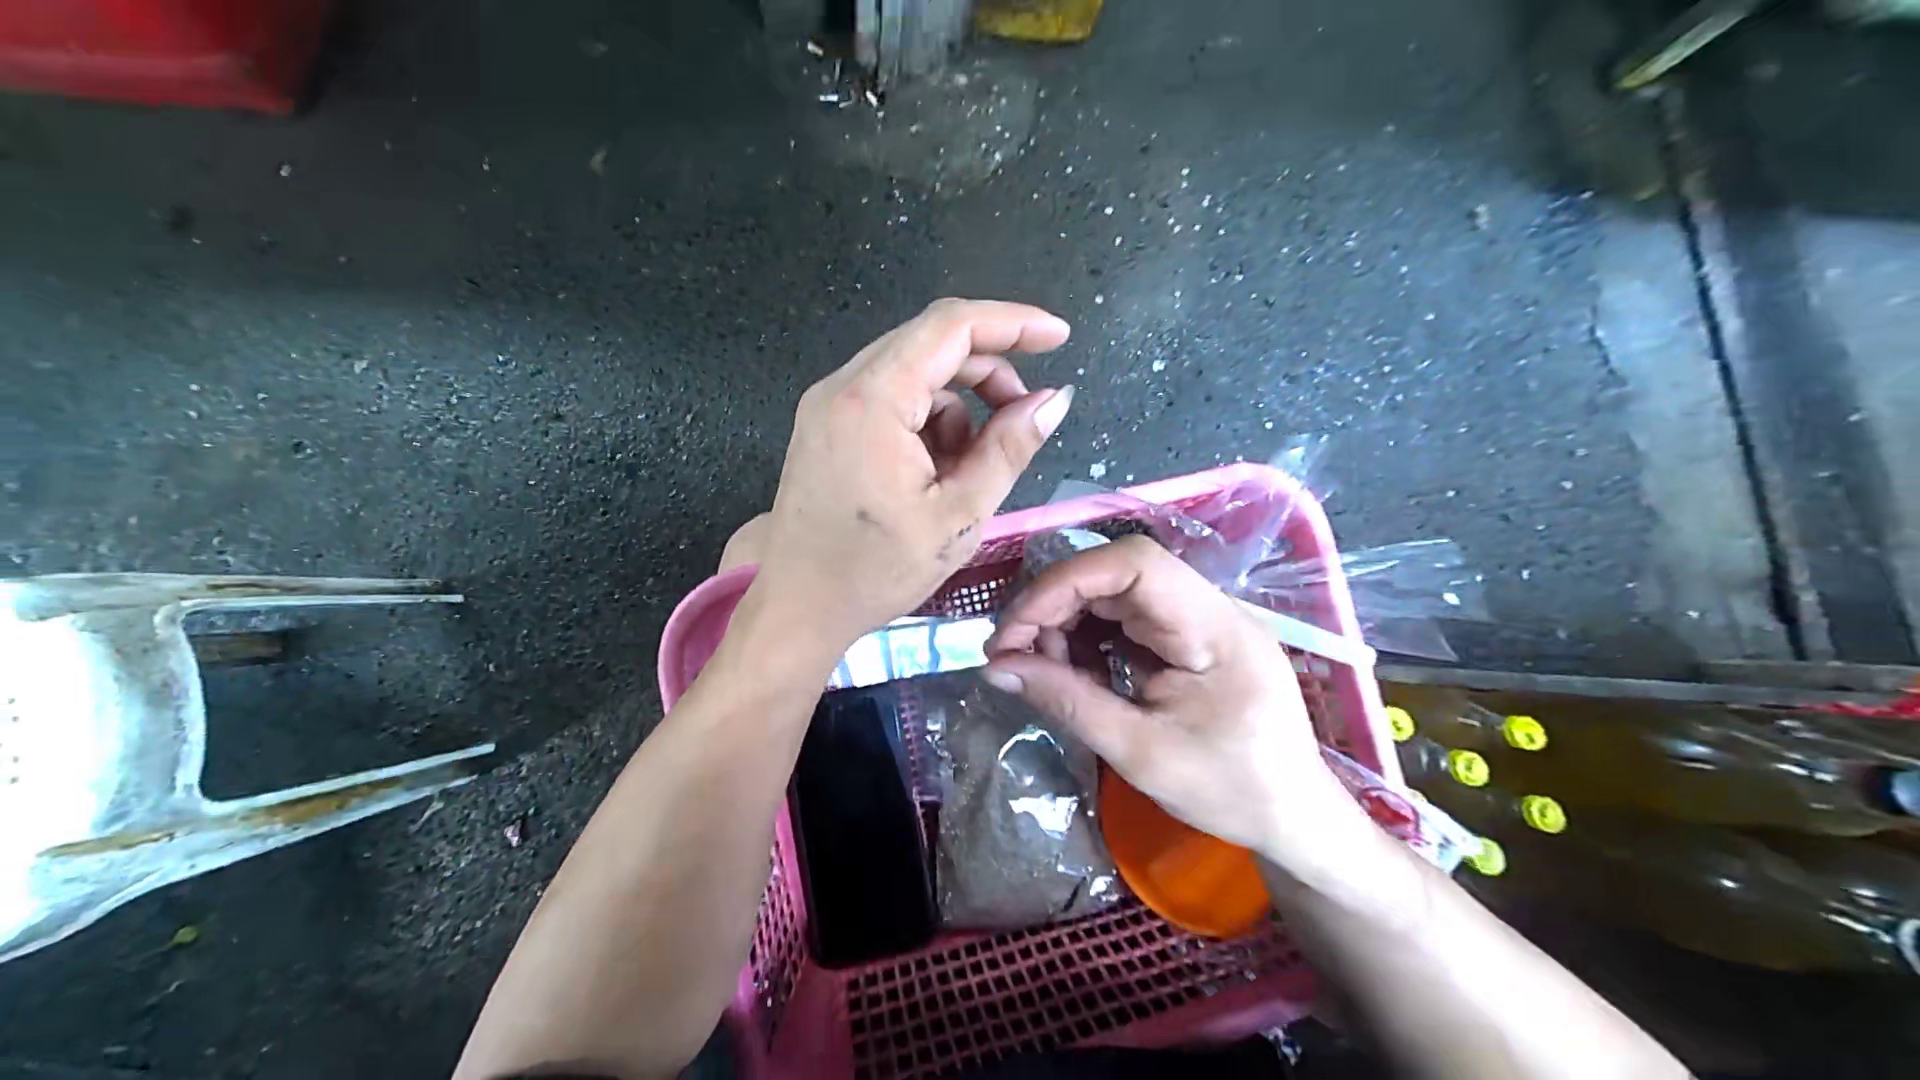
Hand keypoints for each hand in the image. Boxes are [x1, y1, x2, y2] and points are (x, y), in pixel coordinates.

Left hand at [749, 299, 1073, 649]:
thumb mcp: (958, 516)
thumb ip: (1009, 449)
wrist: (797, 607)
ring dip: (957, 407)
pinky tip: (934, 473)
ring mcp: (829, 404)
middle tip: (1022, 417)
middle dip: (988, 372)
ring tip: (967, 470)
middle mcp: (843, 386)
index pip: (951, 326)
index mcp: (872, 401)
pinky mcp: (827, 425)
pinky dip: (926, 424)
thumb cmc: (876, 572)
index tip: (1059, 337)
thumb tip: (1053, 400)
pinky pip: (891, 400)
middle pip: (931, 344)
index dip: (1013, 322)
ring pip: (914, 374)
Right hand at [981, 536, 1359, 865]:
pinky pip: (1127, 617)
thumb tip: (995, 667)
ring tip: (1043, 668)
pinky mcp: (1189, 637)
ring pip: (1115, 592)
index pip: (1133, 564)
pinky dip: (1089, 638)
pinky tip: (1074, 671)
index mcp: (1214, 628)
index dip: (1064, 583)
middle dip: (1056, 605)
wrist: (1294, 818)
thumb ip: (1067, 702)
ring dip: (1068, 621)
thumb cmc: (1229, 790)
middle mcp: (1210, 607)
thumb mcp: (1140, 753)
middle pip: (1117, 573)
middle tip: (1015, 653)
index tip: (1016, 630)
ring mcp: (1200, 619)